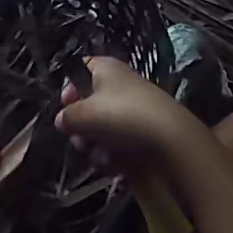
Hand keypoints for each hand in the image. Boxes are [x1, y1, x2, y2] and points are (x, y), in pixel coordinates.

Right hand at [55, 56, 207, 169]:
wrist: (171, 140)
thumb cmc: (122, 116)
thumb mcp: (84, 114)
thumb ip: (66, 116)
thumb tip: (62, 121)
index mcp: (106, 69)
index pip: (80, 69)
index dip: (68, 88)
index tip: (65, 106)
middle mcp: (119, 85)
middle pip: (87, 104)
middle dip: (80, 126)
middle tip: (81, 139)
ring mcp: (132, 109)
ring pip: (100, 128)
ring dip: (94, 145)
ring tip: (101, 155)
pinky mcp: (142, 132)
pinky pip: (117, 142)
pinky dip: (112, 153)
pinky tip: (115, 163)